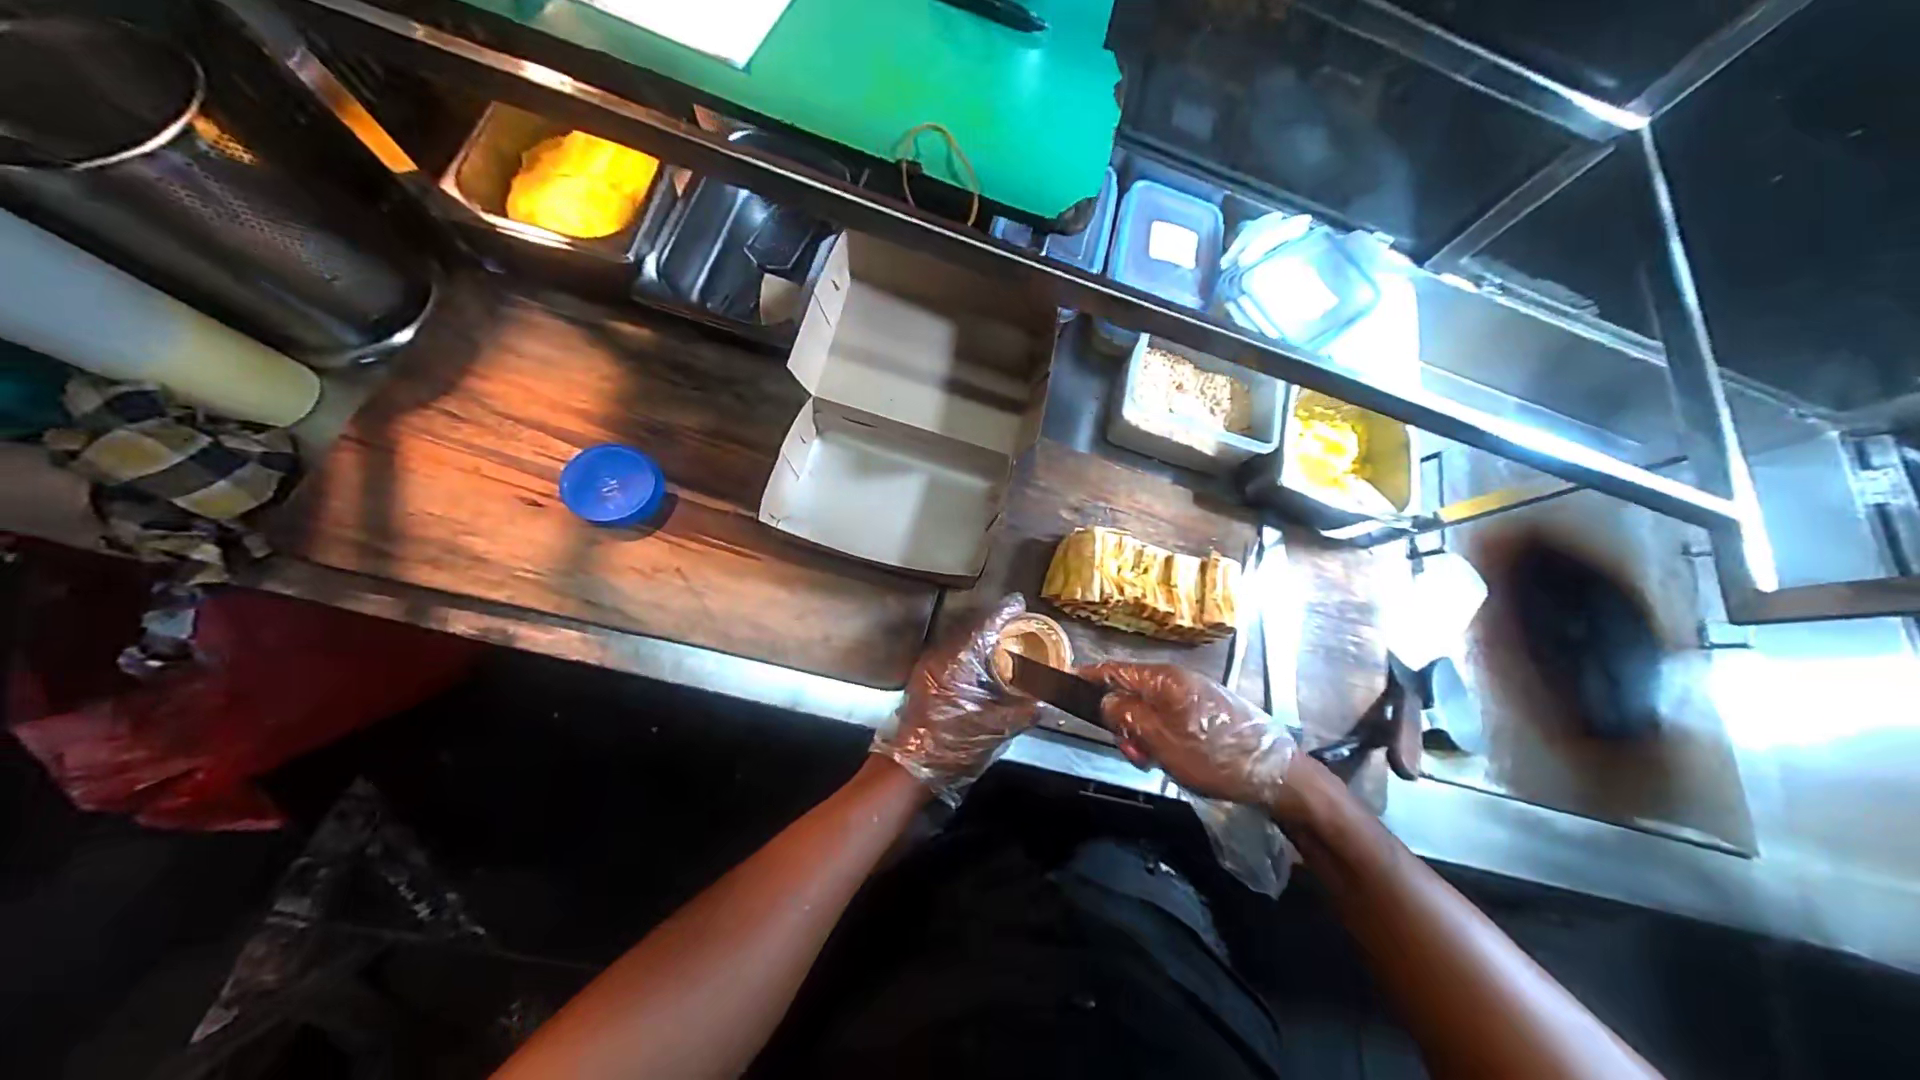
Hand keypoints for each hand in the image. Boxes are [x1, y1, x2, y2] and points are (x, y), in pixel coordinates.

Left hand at [873, 594, 1039, 802]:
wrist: (908, 769)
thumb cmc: (949, 748)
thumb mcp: (993, 731)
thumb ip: (1021, 712)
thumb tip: (1045, 702)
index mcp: (955, 664)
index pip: (982, 627)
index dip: (1002, 614)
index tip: (1019, 604)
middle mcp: (938, 659)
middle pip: (970, 630)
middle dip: (994, 625)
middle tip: (1019, 624)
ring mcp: (927, 669)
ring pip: (959, 642)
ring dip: (981, 639)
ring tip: (1006, 641)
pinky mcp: (924, 680)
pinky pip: (952, 656)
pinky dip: (970, 654)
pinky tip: (985, 665)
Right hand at [1084, 662, 1297, 808]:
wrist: (1277, 775)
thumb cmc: (1215, 757)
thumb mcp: (1161, 740)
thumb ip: (1126, 715)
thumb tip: (1106, 700)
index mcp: (1165, 679)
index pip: (1114, 670)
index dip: (1089, 678)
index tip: (1067, 683)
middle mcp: (1178, 680)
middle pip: (1131, 691)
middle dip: (1121, 721)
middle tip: (1132, 752)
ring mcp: (1193, 695)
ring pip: (1149, 708)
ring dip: (1142, 734)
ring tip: (1154, 761)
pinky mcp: (1206, 711)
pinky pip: (1169, 717)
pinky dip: (1160, 736)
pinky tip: (1170, 759)